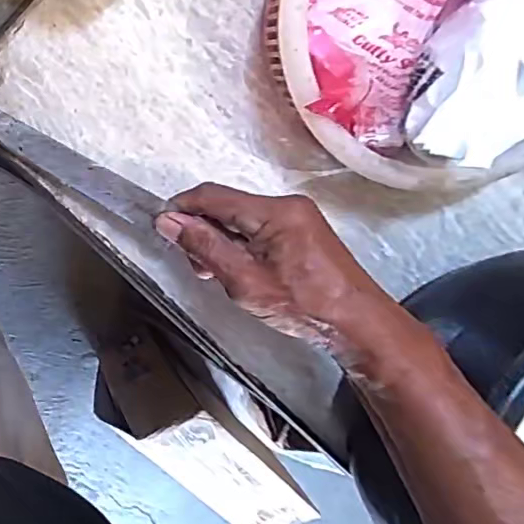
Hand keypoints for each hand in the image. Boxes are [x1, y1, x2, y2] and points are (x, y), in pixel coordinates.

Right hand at [153, 184, 404, 358]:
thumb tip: (168, 221)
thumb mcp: (244, 279)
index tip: (162, 229)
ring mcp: (296, 216)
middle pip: (223, 205)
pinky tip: (236, 268)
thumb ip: (203, 246)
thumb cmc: (306, 306)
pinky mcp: (300, 229)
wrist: (360, 327)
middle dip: (200, 230)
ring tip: (215, 272)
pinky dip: (236, 243)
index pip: (211, 196)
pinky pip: (254, 226)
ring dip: (217, 239)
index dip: (181, 208)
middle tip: (196, 264)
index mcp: (275, 212)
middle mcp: (286, 205)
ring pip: (237, 217)